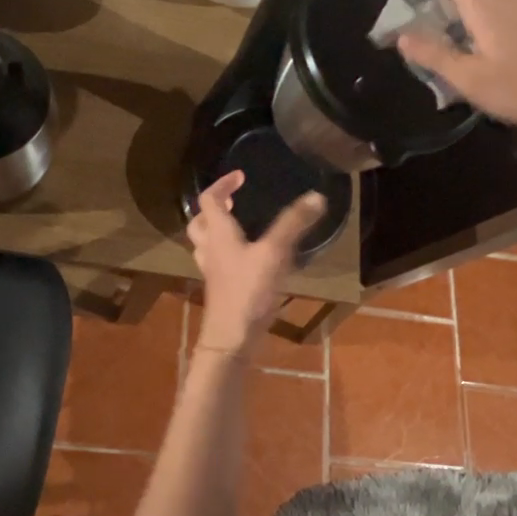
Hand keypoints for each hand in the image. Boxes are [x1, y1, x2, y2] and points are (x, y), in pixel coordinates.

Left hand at [187, 171, 324, 356]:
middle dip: (214, 208)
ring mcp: (212, 271)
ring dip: (216, 231)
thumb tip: (316, 196)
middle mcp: (210, 249)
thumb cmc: (248, 291)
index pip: (209, 199)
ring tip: (239, 227)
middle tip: (235, 202)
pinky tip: (247, 260)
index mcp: (218, 234)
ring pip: (205, 243)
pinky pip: (216, 262)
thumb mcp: (274, 253)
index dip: (222, 185)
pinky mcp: (220, 289)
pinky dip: (226, 253)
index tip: (240, 177)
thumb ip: (293, 224)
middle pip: (200, 222)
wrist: (231, 338)